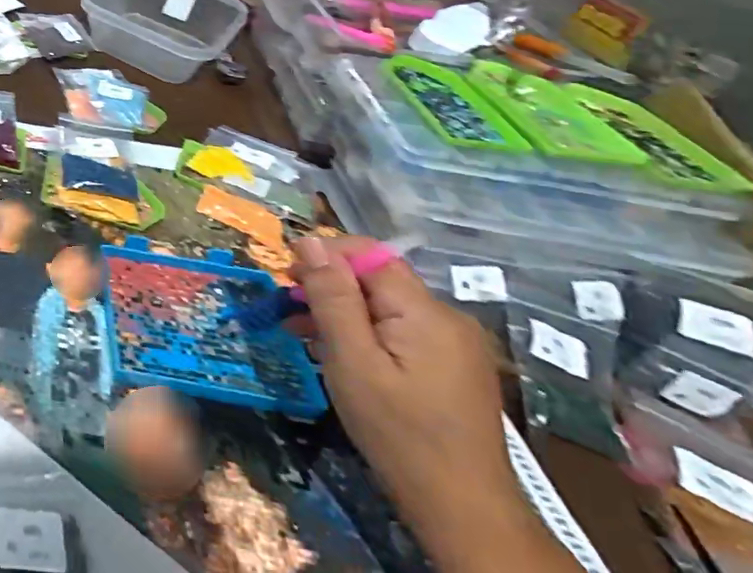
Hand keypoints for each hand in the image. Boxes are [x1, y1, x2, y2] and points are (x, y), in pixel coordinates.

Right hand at [292, 236, 577, 572]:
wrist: (465, 512)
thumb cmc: (400, 433)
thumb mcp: (352, 361)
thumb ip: (332, 297)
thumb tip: (310, 241)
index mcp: (426, 312)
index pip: (369, 255)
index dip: (325, 255)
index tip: (287, 278)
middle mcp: (447, 318)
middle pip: (377, 279)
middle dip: (328, 286)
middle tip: (288, 310)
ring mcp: (454, 345)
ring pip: (386, 306)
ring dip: (341, 311)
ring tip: (303, 334)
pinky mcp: (452, 368)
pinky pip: (400, 331)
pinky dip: (365, 333)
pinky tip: (339, 356)